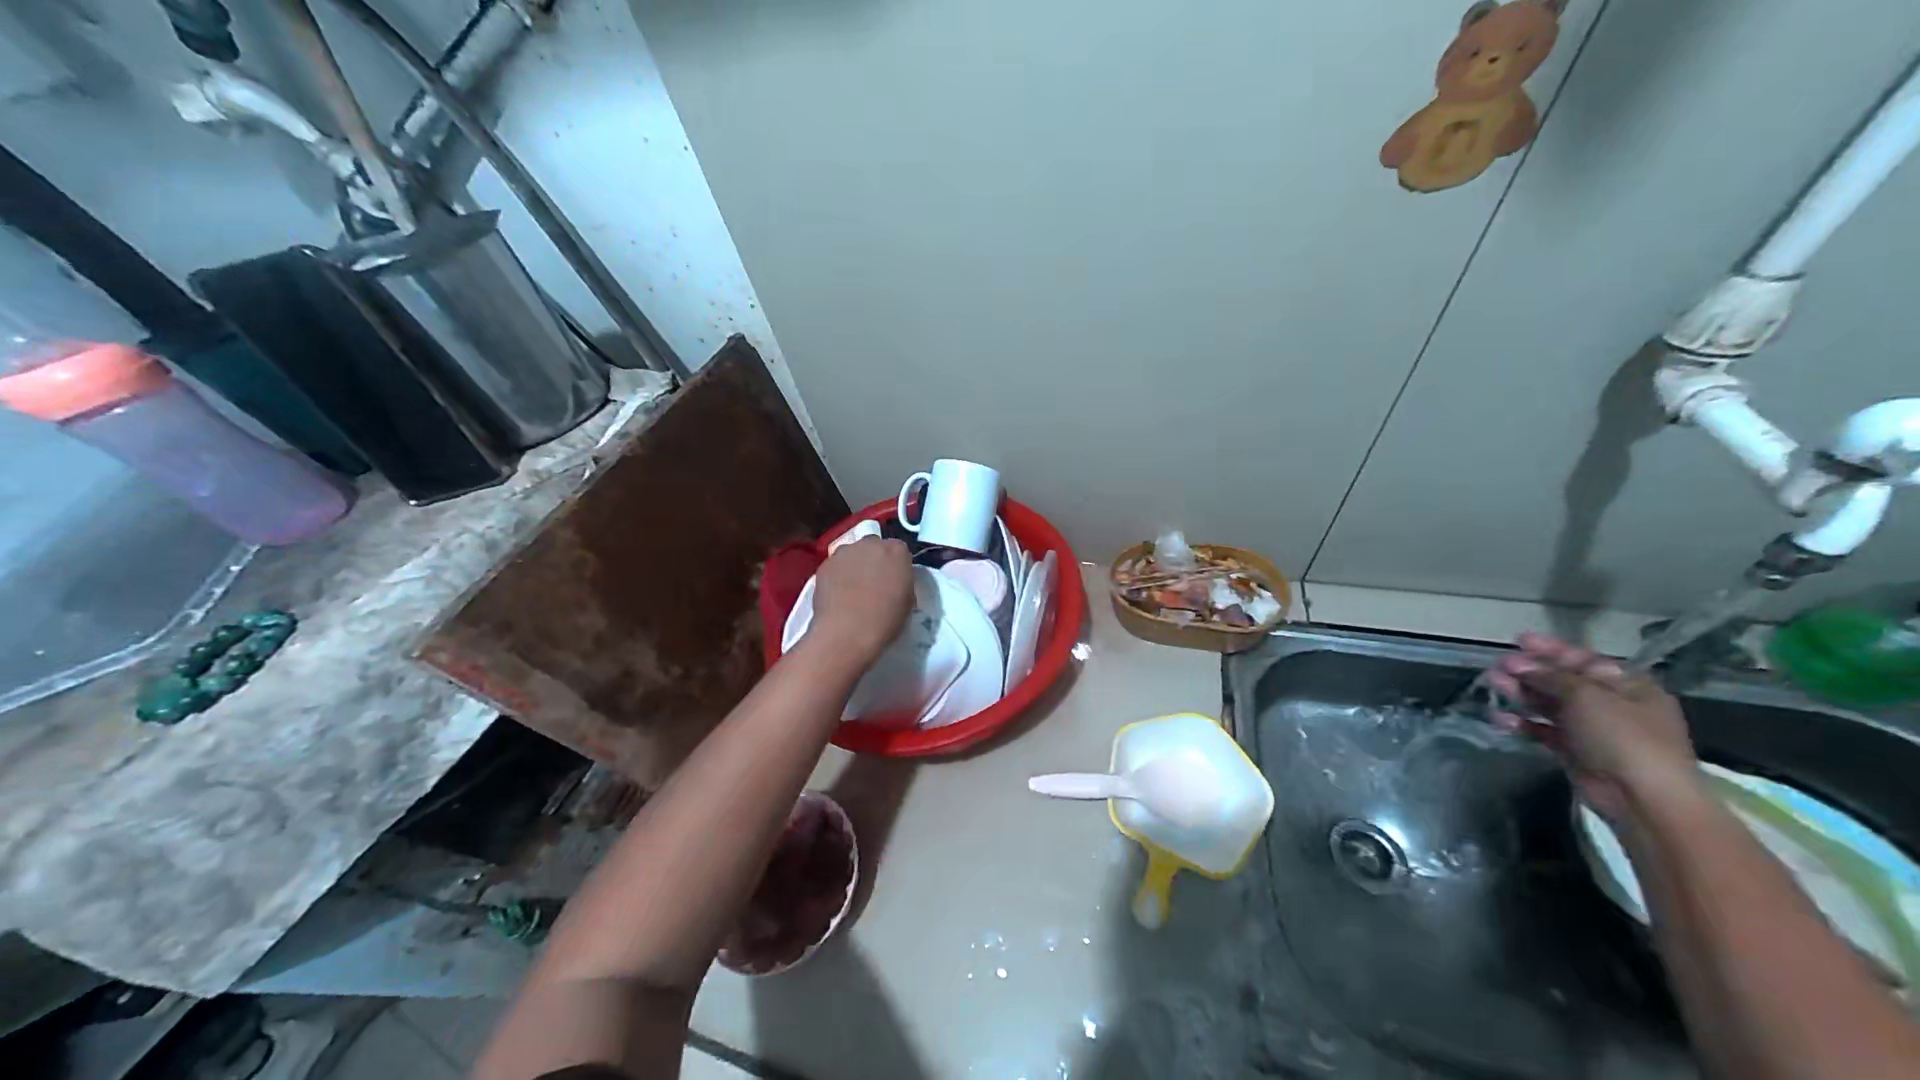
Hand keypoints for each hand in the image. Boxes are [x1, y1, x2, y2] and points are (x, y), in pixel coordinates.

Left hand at [807, 537, 913, 665]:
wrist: (847, 632)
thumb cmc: (886, 620)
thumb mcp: (908, 600)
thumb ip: (901, 582)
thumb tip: (894, 582)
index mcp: (897, 551)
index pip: (899, 550)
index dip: (896, 565)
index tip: (894, 580)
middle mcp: (870, 543)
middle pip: (873, 546)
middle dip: (874, 560)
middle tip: (873, 583)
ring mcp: (844, 552)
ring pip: (851, 554)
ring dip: (854, 566)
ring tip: (852, 590)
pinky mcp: (824, 564)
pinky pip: (834, 567)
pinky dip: (836, 576)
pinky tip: (837, 596)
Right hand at [1487, 633, 1699, 821]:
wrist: (1641, 796)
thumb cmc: (1623, 736)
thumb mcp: (1587, 696)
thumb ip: (1550, 677)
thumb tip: (1520, 666)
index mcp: (1628, 686)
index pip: (1584, 660)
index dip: (1551, 649)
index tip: (1519, 640)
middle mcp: (1612, 705)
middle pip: (1563, 682)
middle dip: (1529, 672)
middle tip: (1499, 666)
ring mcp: (1592, 730)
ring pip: (1549, 705)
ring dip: (1521, 694)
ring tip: (1493, 684)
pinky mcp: (1574, 752)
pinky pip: (1543, 731)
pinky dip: (1522, 724)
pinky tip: (1500, 718)